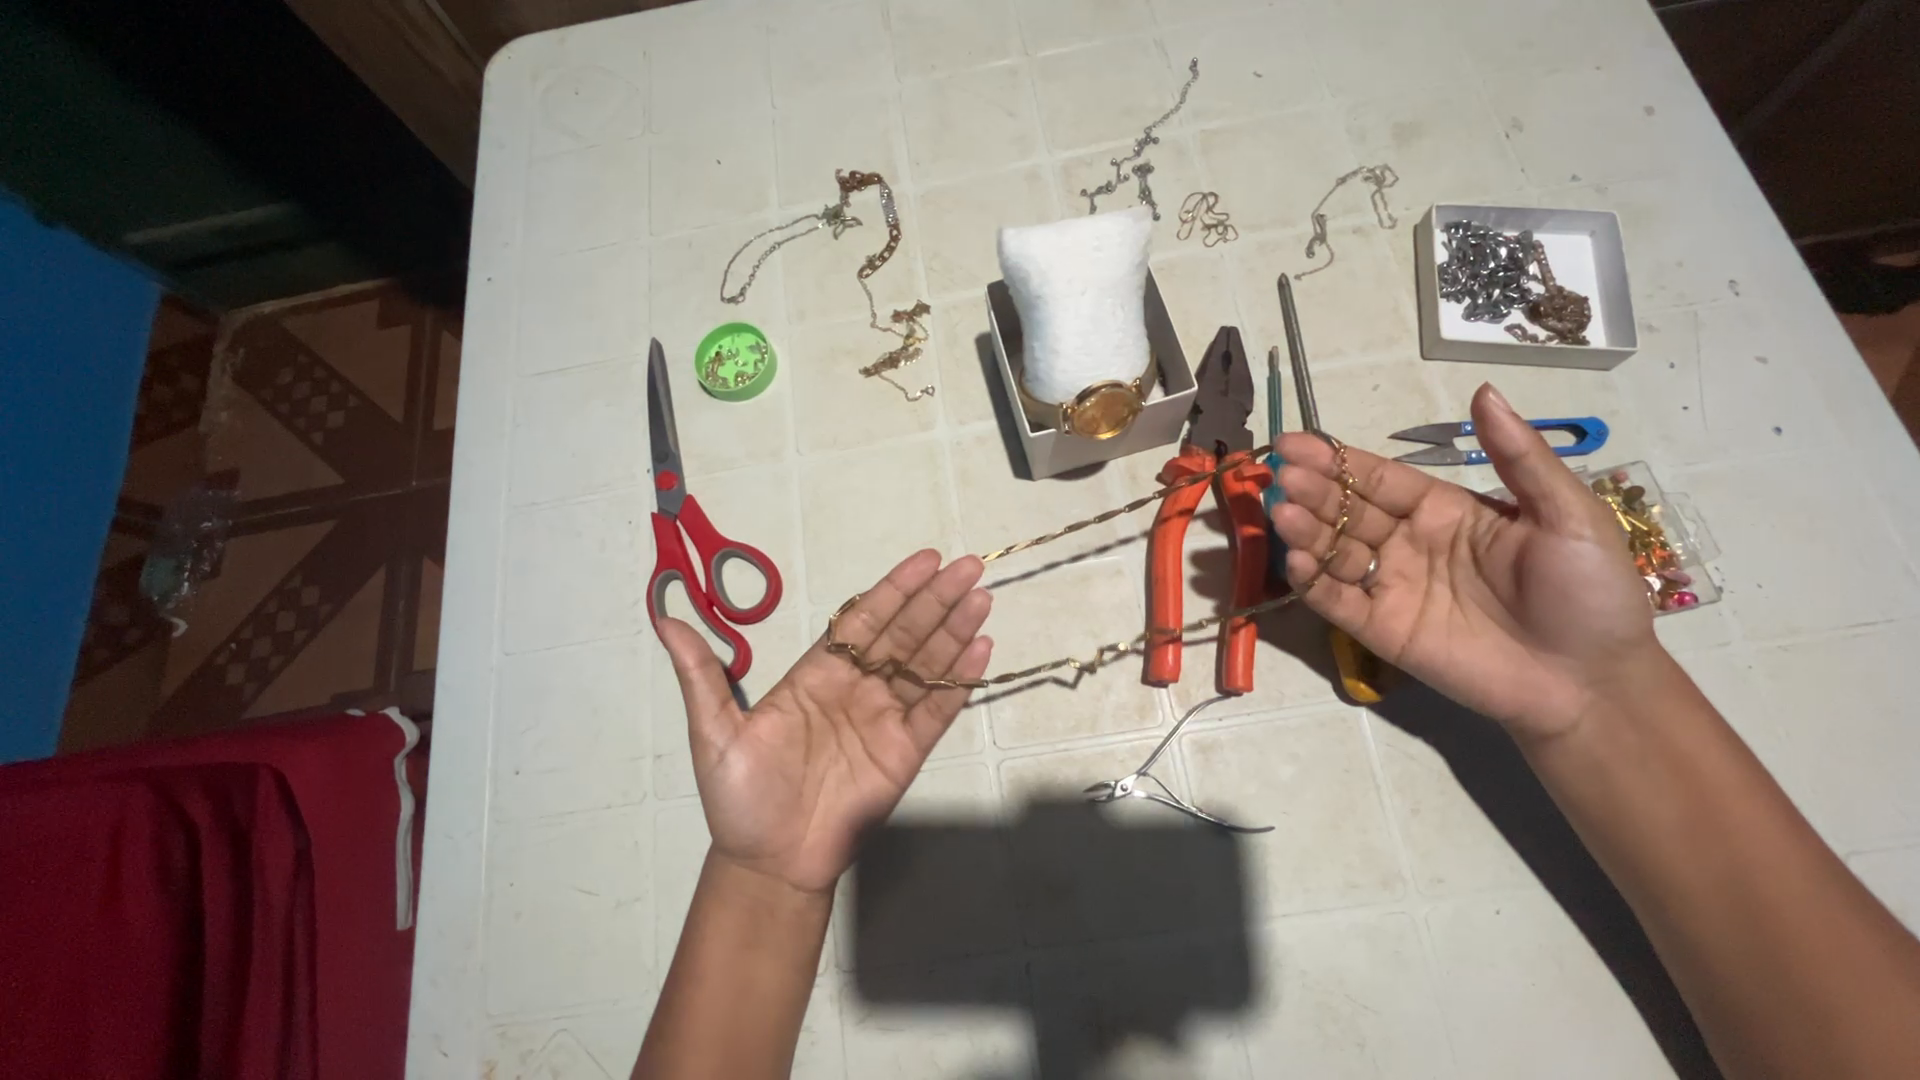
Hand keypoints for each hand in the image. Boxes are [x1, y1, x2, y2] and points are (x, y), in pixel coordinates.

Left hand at [657, 551, 991, 894]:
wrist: (768, 861)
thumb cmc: (740, 797)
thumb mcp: (713, 733)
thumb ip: (700, 674)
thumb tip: (662, 617)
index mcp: (817, 674)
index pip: (863, 620)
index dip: (894, 589)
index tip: (924, 561)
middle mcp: (857, 687)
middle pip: (903, 634)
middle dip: (935, 599)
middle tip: (967, 567)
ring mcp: (884, 718)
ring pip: (925, 665)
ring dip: (954, 631)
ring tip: (980, 597)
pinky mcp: (905, 752)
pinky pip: (936, 710)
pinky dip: (959, 682)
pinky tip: (980, 650)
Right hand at [1270, 383, 1660, 742]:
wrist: (1592, 682)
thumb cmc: (1589, 592)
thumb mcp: (1568, 514)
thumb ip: (1519, 456)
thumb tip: (1483, 391)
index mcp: (1445, 511)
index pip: (1378, 478)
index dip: (1337, 460)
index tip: (1294, 443)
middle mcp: (1408, 543)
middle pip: (1348, 510)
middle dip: (1313, 491)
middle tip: (1282, 476)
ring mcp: (1390, 587)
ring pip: (1334, 551)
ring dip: (1305, 531)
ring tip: (1282, 514)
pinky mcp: (1380, 629)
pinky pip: (1336, 600)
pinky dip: (1311, 581)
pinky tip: (1297, 560)